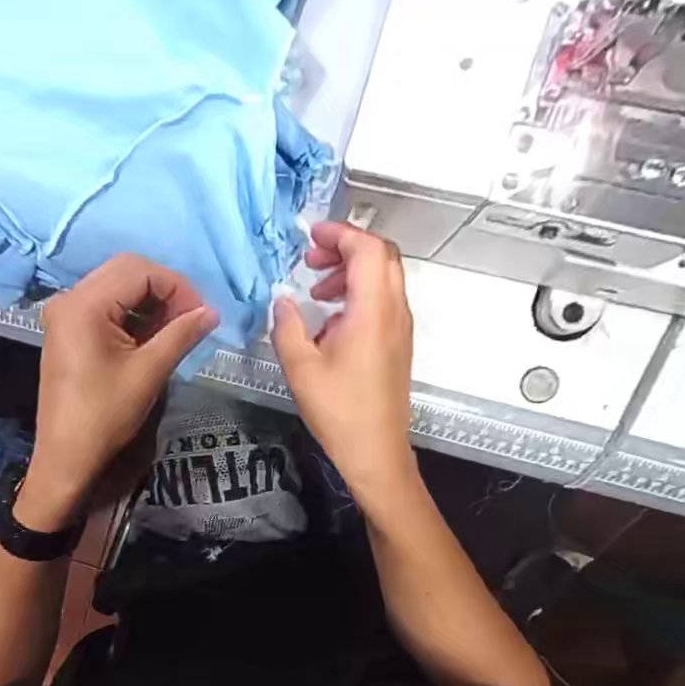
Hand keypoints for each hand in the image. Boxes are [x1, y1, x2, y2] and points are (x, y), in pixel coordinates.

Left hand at [18, 255, 218, 531]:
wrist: (67, 456)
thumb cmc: (106, 416)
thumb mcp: (150, 372)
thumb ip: (181, 335)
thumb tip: (211, 312)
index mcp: (84, 304)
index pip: (139, 271)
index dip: (177, 286)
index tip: (203, 314)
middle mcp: (70, 299)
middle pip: (127, 271)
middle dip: (166, 290)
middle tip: (192, 320)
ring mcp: (66, 314)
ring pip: (118, 287)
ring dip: (151, 302)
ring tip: (178, 330)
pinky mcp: (69, 330)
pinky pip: (107, 307)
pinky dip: (134, 315)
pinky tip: (154, 337)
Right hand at [271, 222, 417, 508]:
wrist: (376, 452)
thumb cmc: (339, 412)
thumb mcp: (301, 368)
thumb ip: (287, 326)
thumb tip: (283, 301)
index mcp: (373, 311)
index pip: (367, 248)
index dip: (339, 233)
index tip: (309, 237)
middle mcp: (395, 312)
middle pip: (381, 256)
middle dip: (345, 248)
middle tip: (311, 261)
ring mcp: (401, 329)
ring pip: (384, 278)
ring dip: (351, 273)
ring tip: (316, 293)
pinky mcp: (398, 345)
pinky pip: (384, 302)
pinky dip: (359, 295)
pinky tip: (331, 322)